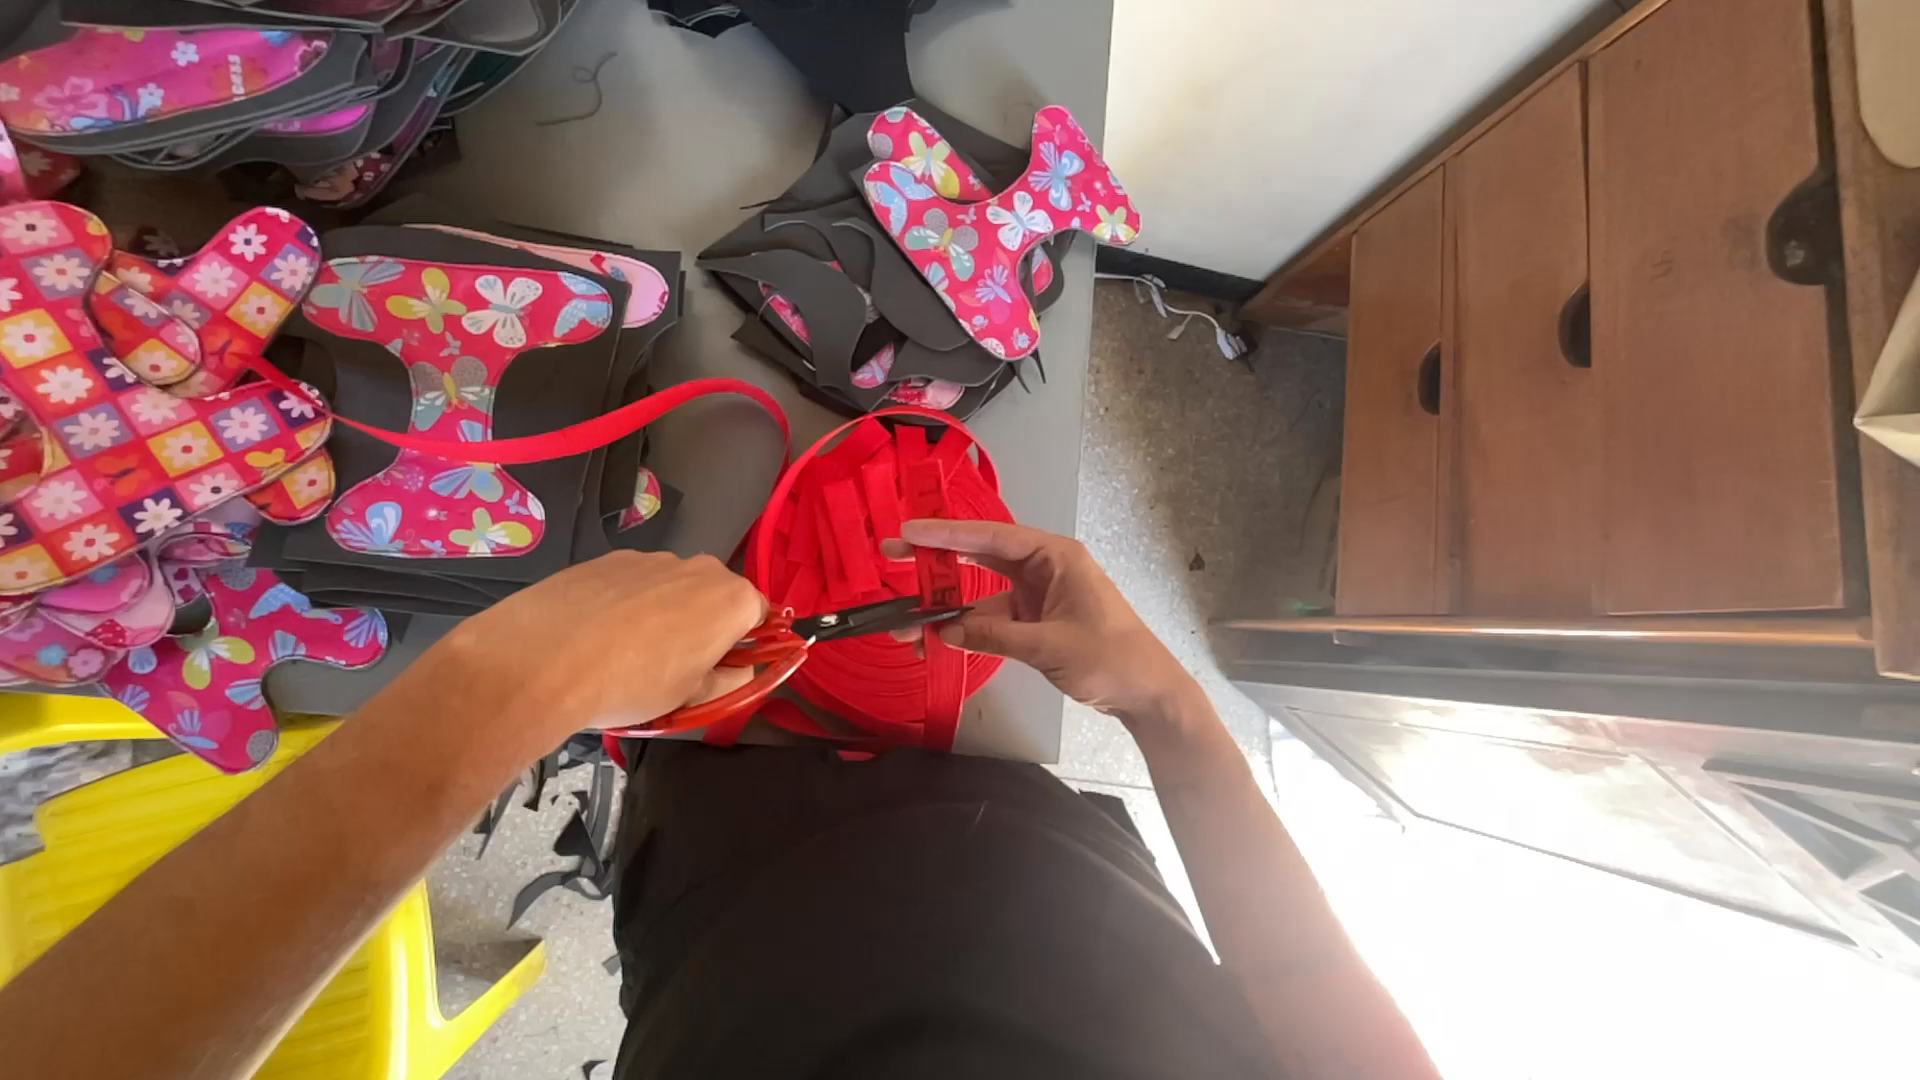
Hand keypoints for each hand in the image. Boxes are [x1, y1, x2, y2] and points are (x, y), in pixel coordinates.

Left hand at [426, 550, 765, 739]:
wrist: (541, 660)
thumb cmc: (632, 683)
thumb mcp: (692, 698)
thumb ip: (729, 680)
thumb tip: (740, 669)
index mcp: (733, 600)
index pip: (760, 614)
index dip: (746, 642)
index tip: (724, 665)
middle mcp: (700, 568)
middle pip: (716, 595)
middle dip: (705, 624)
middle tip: (676, 663)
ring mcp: (652, 559)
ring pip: (673, 587)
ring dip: (664, 612)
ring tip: (626, 651)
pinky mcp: (609, 558)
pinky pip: (633, 582)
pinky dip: (625, 603)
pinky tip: (596, 634)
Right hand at [886, 519, 1194, 721]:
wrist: (1146, 691)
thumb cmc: (1110, 658)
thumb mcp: (1050, 646)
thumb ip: (995, 636)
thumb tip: (945, 633)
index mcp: (1054, 556)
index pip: (991, 537)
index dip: (946, 534)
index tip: (908, 532)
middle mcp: (1042, 567)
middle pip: (980, 556)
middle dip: (936, 560)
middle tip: (891, 556)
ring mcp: (1036, 594)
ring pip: (980, 593)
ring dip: (945, 607)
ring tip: (903, 622)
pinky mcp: (1033, 620)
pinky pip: (990, 619)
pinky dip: (965, 629)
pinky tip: (936, 640)